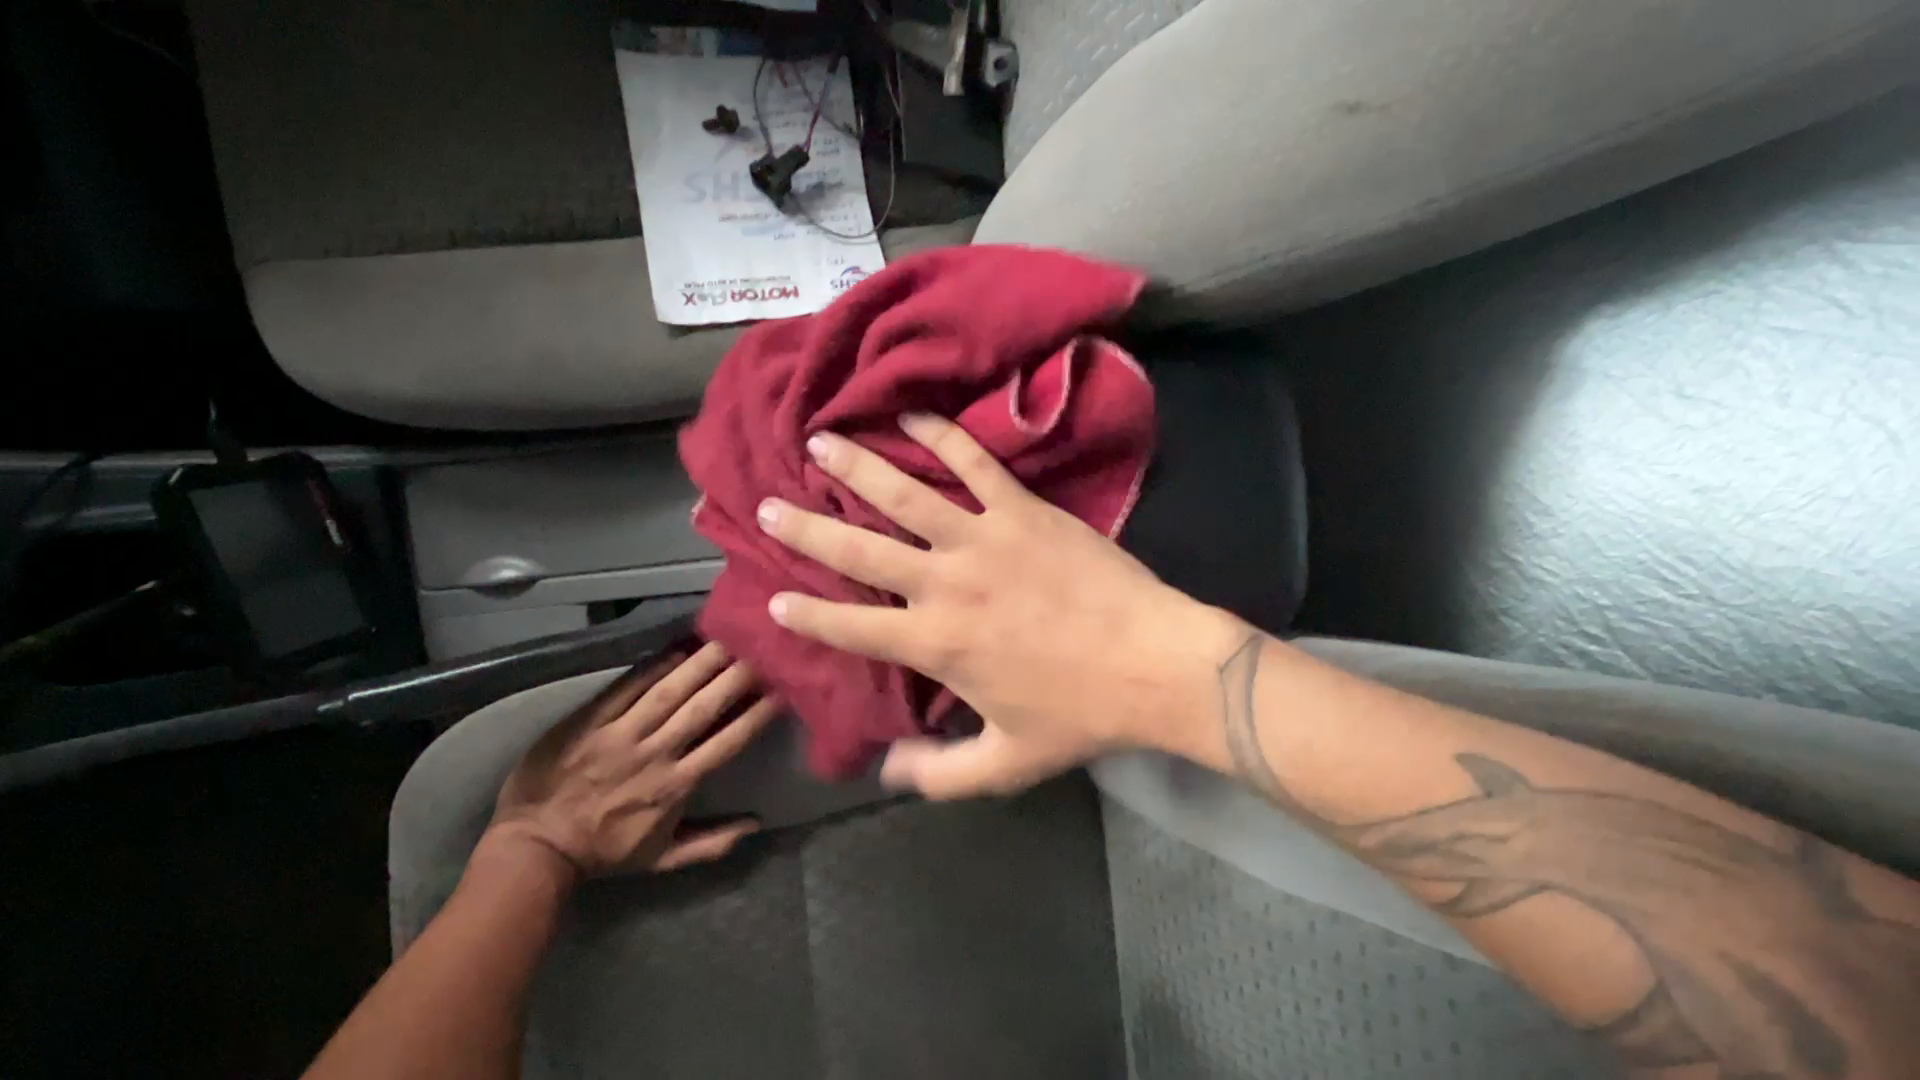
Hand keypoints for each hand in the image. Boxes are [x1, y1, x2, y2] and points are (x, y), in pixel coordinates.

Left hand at [486, 642, 780, 881]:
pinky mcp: (589, 720)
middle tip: (760, 648)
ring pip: (668, 692)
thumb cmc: (603, 853)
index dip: (756, 714)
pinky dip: (652, 666)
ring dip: (699, 663)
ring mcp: (620, 734)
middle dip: (734, 677)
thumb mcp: (661, 859)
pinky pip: (625, 688)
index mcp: (676, 786)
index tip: (780, 689)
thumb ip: (711, 843)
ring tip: (726, 637)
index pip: (727, 742)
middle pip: (702, 709)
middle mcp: (655, 754)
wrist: (534, 848)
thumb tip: (756, 824)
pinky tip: (675, 646)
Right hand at [755, 413, 1241, 798]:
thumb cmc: (1081, 716)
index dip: (808, 613)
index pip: (852, 627)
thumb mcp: (1006, 764)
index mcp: (935, 644)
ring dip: (858, 467)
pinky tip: (913, 415)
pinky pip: (975, 464)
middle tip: (767, 504)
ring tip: (821, 441)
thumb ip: (939, 773)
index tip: (774, 596)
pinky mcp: (1024, 510)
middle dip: (807, 527)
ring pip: (905, 495)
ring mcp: (984, 539)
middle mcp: (945, 584)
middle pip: (861, 550)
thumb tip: (886, 769)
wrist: (1156, 665)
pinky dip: (942, 436)